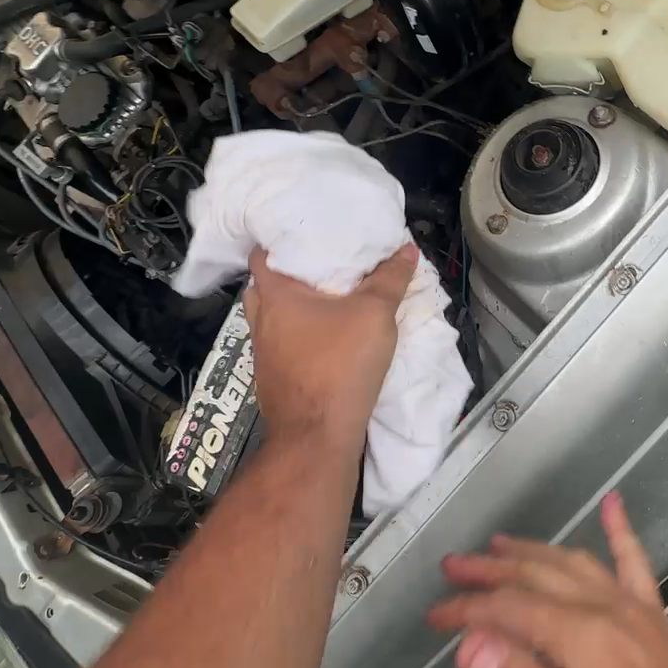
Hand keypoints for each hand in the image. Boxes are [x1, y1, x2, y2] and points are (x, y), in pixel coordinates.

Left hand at [244, 244, 417, 445]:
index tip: (305, 232)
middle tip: (320, 265)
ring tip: (327, 298)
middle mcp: (261, 322)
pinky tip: (326, 337)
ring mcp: (263, 354)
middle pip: (263, 286)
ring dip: (293, 307)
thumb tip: (406, 248)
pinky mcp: (274, 379)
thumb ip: (390, 278)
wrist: (317, 434)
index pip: (261, 256)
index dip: (279, 240)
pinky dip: (299, 334)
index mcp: (276, 297)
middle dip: (288, 274)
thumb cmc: (340, 364)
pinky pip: (282, 343)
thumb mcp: (375, 313)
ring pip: (272, 318)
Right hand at [428, 491, 667, 667]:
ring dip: (535, 551)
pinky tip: (613, 503)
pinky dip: (620, 530)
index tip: (434, 614)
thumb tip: (471, 643)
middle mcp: (609, 608)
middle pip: (539, 576)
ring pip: (575, 563)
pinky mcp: (655, 617)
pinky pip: (636, 562)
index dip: (468, 610)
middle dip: (491, 570)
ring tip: (501, 543)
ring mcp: (636, 608)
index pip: (511, 609)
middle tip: (452, 565)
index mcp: (585, 636)